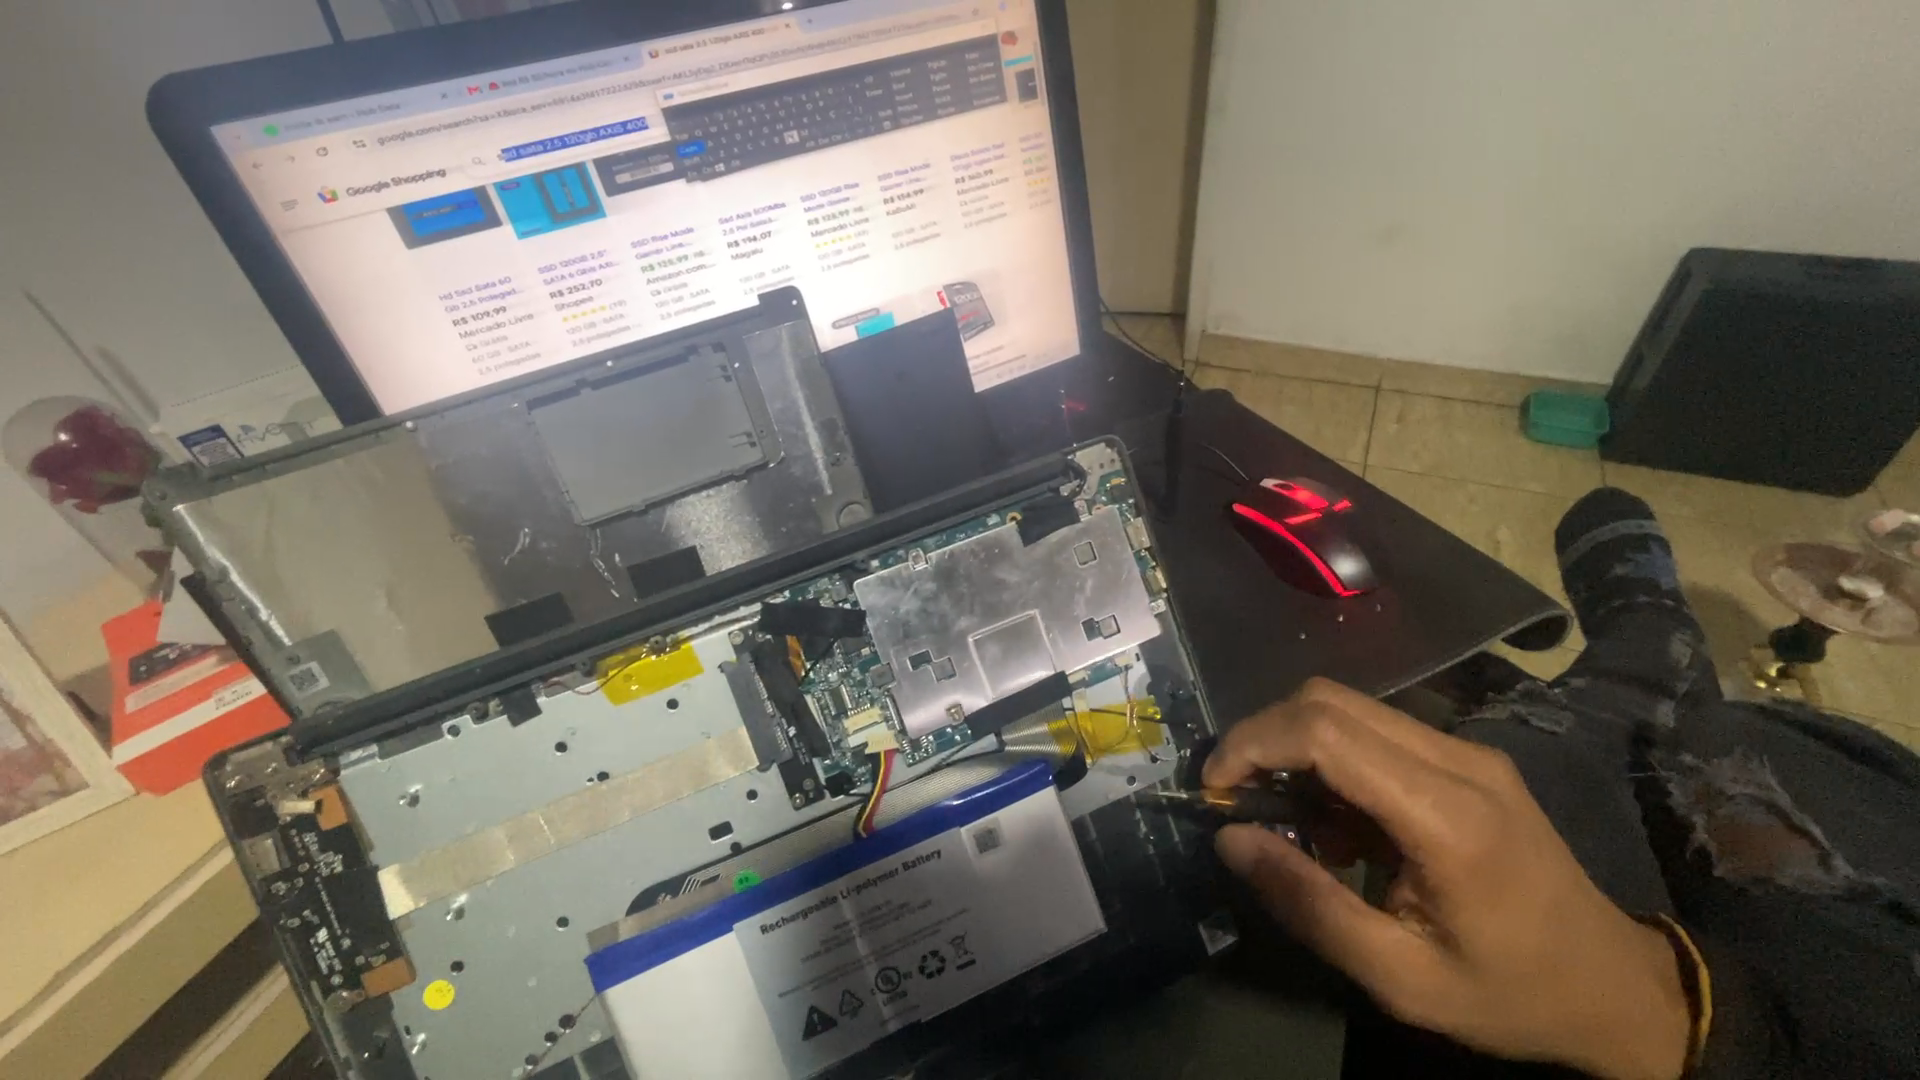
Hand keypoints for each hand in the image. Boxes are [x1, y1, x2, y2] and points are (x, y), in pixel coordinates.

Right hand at [1205, 679, 1689, 1079]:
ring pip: (1346, 706)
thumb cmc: (1509, 992)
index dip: (1253, 744)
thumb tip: (1229, 837)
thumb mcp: (1399, 976)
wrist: (1618, 988)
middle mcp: (1458, 759)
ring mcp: (1466, 750)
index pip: (1325, 733)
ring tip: (1286, 815)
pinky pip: (1373, 728)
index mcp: (1448, 815)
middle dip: (1262, 736)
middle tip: (1235, 794)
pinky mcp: (1464, 756)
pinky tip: (1335, 819)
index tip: (1215, 787)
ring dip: (1293, 745)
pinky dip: (1328, 756)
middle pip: (1328, 701)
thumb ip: (1308, 903)